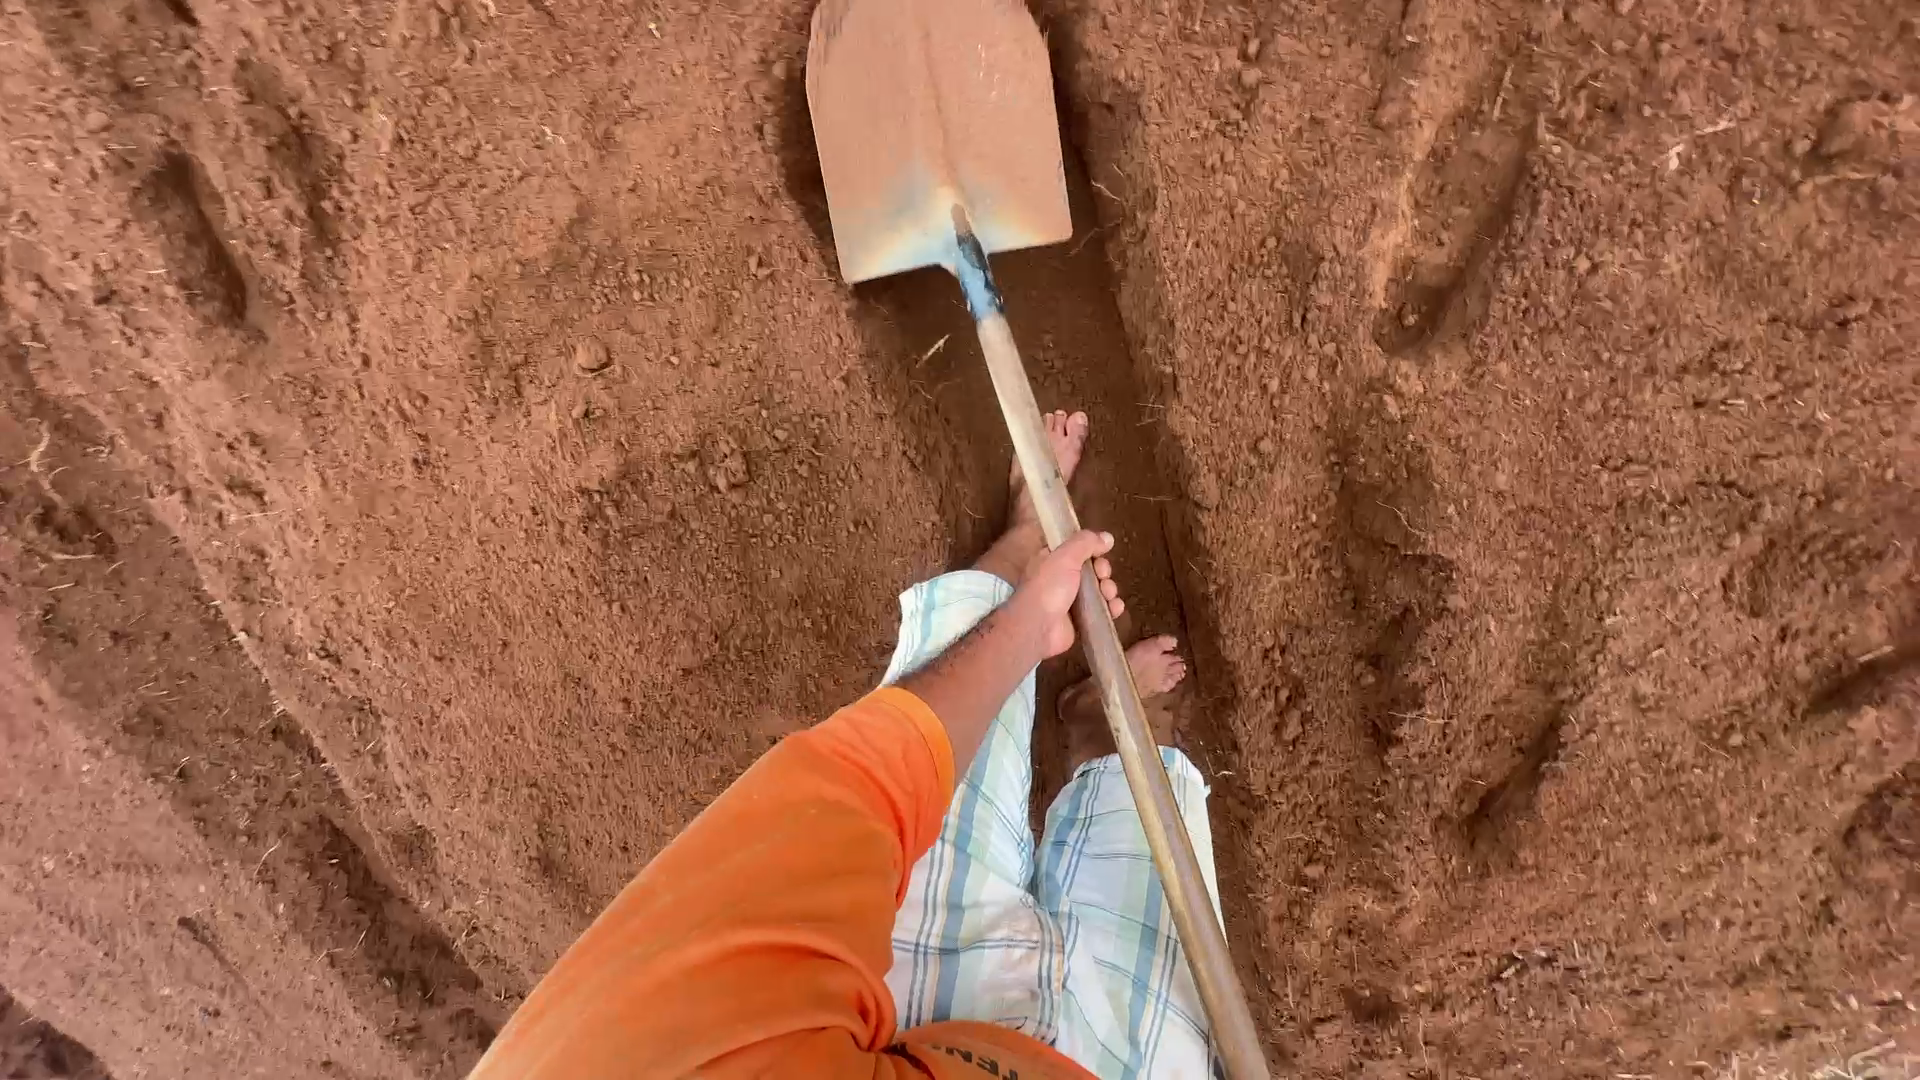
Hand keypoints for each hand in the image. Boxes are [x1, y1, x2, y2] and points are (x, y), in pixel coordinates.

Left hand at [1010, 530, 1123, 658]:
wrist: (1038, 628)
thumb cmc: (1048, 587)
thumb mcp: (1065, 556)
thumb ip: (1086, 542)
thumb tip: (1107, 537)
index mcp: (1051, 561)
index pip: (1076, 550)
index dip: (1092, 551)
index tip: (1100, 555)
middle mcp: (1059, 579)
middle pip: (1090, 570)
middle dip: (1103, 572)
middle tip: (1103, 577)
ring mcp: (1069, 601)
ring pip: (1097, 590)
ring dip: (1108, 590)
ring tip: (1109, 595)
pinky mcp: (1078, 620)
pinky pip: (1099, 610)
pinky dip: (1110, 608)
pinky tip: (1115, 608)